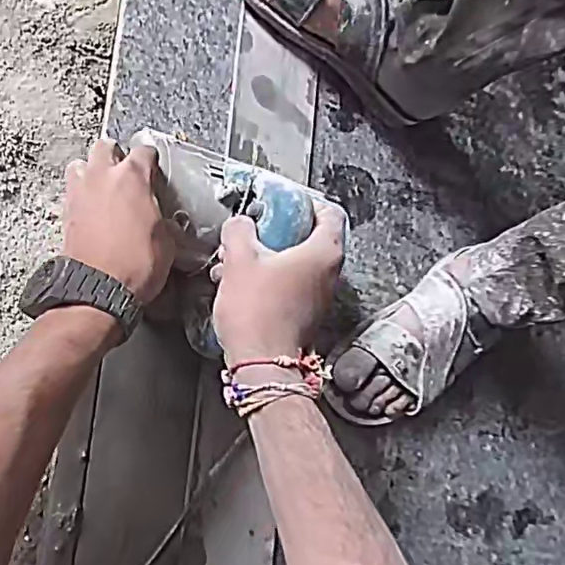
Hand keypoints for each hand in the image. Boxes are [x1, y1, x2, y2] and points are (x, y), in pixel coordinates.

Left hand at [60, 138, 173, 304]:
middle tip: (124, 172)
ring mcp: (79, 194)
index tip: (153, 171)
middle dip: (114, 156)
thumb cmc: (132, 266)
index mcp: (131, 177)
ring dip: (90, 171)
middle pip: (105, 147)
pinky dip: (80, 197)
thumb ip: (162, 221)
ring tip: (101, 187)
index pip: (144, 152)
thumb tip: (160, 222)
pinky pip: (71, 193)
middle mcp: (101, 178)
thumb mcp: (166, 243)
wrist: (97, 290)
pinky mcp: (65, 215)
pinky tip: (90, 211)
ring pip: (80, 164)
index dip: (151, 162)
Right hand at [211, 200, 344, 360]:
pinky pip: (289, 288)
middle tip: (252, 235)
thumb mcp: (239, 260)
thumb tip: (239, 224)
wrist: (260, 361)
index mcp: (323, 253)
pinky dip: (268, 282)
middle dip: (276, 235)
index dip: (305, 203)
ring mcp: (318, 298)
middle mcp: (328, 275)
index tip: (283, 205)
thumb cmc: (256, 312)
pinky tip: (241, 288)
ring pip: (295, 266)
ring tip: (236, 265)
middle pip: (308, 240)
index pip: (329, 213)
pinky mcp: (304, 316)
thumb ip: (238, 232)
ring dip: (267, 260)